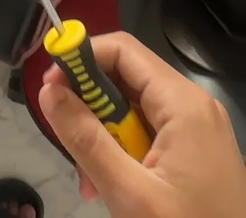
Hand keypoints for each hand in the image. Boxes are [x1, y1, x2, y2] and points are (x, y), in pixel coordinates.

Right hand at [40, 31, 245, 217]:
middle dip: (89, 104)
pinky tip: (113, 188)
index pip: (121, 49)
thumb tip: (48, 91)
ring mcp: (197, 129)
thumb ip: (87, 140)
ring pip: (132, 108)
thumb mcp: (132, 195)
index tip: (49, 89)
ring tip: (91, 183)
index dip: (80, 58)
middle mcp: (192, 104)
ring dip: (103, 135)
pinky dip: (124, 151)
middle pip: (125, 77)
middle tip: (67, 143)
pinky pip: (149, 132)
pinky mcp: (198, 153)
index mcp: (182, 102)